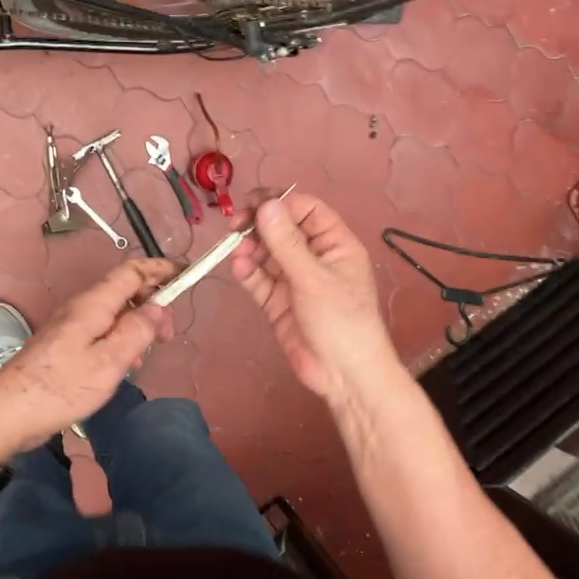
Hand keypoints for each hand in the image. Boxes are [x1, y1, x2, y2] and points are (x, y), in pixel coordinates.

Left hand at [0, 259, 177, 457]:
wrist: (9, 412)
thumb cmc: (61, 388)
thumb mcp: (107, 362)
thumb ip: (136, 332)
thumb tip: (157, 308)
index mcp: (93, 304)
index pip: (132, 271)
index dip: (160, 268)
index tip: (186, 274)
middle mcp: (82, 307)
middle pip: (125, 289)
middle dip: (153, 302)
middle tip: (169, 334)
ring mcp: (72, 325)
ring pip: (115, 311)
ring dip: (138, 324)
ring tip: (150, 352)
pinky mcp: (66, 344)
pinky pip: (103, 329)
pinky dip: (122, 338)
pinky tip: (126, 365)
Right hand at [231, 194, 399, 403]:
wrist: (343, 375)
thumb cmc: (341, 320)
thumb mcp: (314, 278)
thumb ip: (286, 243)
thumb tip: (266, 205)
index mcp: (335, 245)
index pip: (306, 210)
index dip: (281, 204)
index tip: (254, 204)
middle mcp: (314, 257)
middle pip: (282, 229)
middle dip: (259, 224)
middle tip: (235, 224)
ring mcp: (295, 280)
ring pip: (267, 253)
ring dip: (250, 248)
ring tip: (237, 250)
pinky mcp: (278, 302)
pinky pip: (260, 280)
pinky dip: (248, 272)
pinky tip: (239, 268)